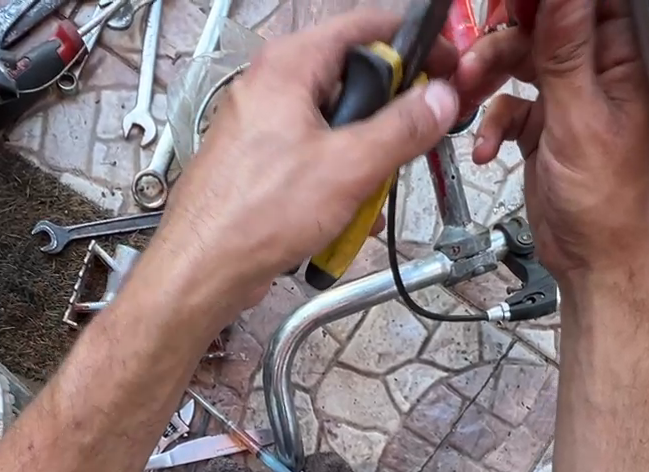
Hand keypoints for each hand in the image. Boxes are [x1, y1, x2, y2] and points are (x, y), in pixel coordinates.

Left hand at [147, 11, 461, 310]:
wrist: (205, 270)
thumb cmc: (253, 216)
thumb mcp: (348, 167)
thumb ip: (402, 129)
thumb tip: (438, 101)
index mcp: (289, 67)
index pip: (366, 25)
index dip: (414, 46)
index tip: (443, 71)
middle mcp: (272, 91)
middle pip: (352, 86)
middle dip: (386, 124)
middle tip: (404, 151)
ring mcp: (265, 133)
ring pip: (335, 134)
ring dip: (362, 170)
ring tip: (365, 203)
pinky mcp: (263, 172)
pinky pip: (314, 169)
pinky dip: (336, 192)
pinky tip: (341, 223)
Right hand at [454, 0, 648, 281]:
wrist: (590, 262)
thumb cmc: (603, 201)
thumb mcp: (579, 119)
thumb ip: (565, 50)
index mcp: (626, 57)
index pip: (590, 2)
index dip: (548, 0)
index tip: (509, 3)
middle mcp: (599, 69)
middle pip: (548, 23)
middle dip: (507, 32)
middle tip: (473, 46)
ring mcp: (568, 99)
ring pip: (522, 62)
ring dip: (489, 75)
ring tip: (465, 92)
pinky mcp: (543, 128)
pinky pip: (509, 107)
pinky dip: (492, 125)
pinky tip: (486, 151)